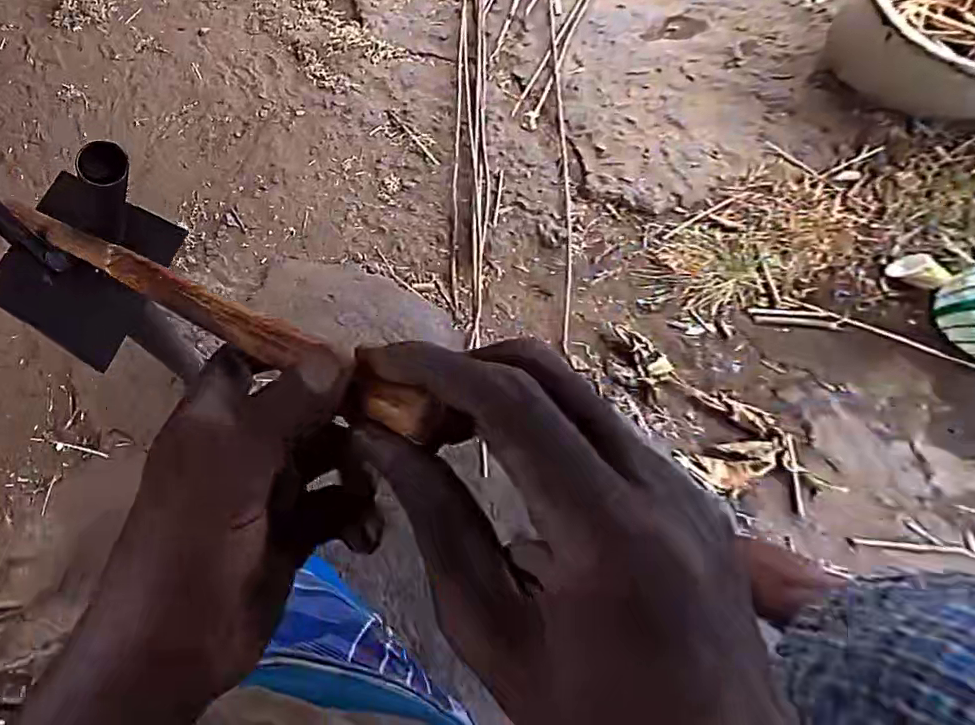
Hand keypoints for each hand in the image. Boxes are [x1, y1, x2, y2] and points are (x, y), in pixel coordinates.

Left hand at [19, 350, 373, 724]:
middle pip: (295, 408)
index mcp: (211, 414)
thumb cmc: (192, 529)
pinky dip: (352, 514)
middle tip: (386, 425)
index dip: (283, 353)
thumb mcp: (235, 459)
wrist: (175, 633)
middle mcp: (238, 443)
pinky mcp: (288, 534)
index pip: (242, 361)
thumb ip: (283, 407)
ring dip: (352, 468)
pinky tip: (364, 537)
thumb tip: (332, 354)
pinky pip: (331, 508)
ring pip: (320, 458)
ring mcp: (264, 489)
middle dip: (336, 413)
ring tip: (371, 489)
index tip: (342, 353)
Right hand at [353, 339, 792, 724]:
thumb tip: (371, 433)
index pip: (508, 400)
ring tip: (431, 421)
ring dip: (483, 384)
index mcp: (609, 531)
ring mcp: (679, 487)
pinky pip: (584, 417)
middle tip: (399, 395)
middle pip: (540, 370)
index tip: (372, 363)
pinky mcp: (680, 493)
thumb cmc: (588, 712)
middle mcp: (659, 489)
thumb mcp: (484, 623)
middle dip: (454, 365)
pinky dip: (517, 409)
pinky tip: (482, 443)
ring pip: (563, 386)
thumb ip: (432, 514)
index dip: (430, 366)